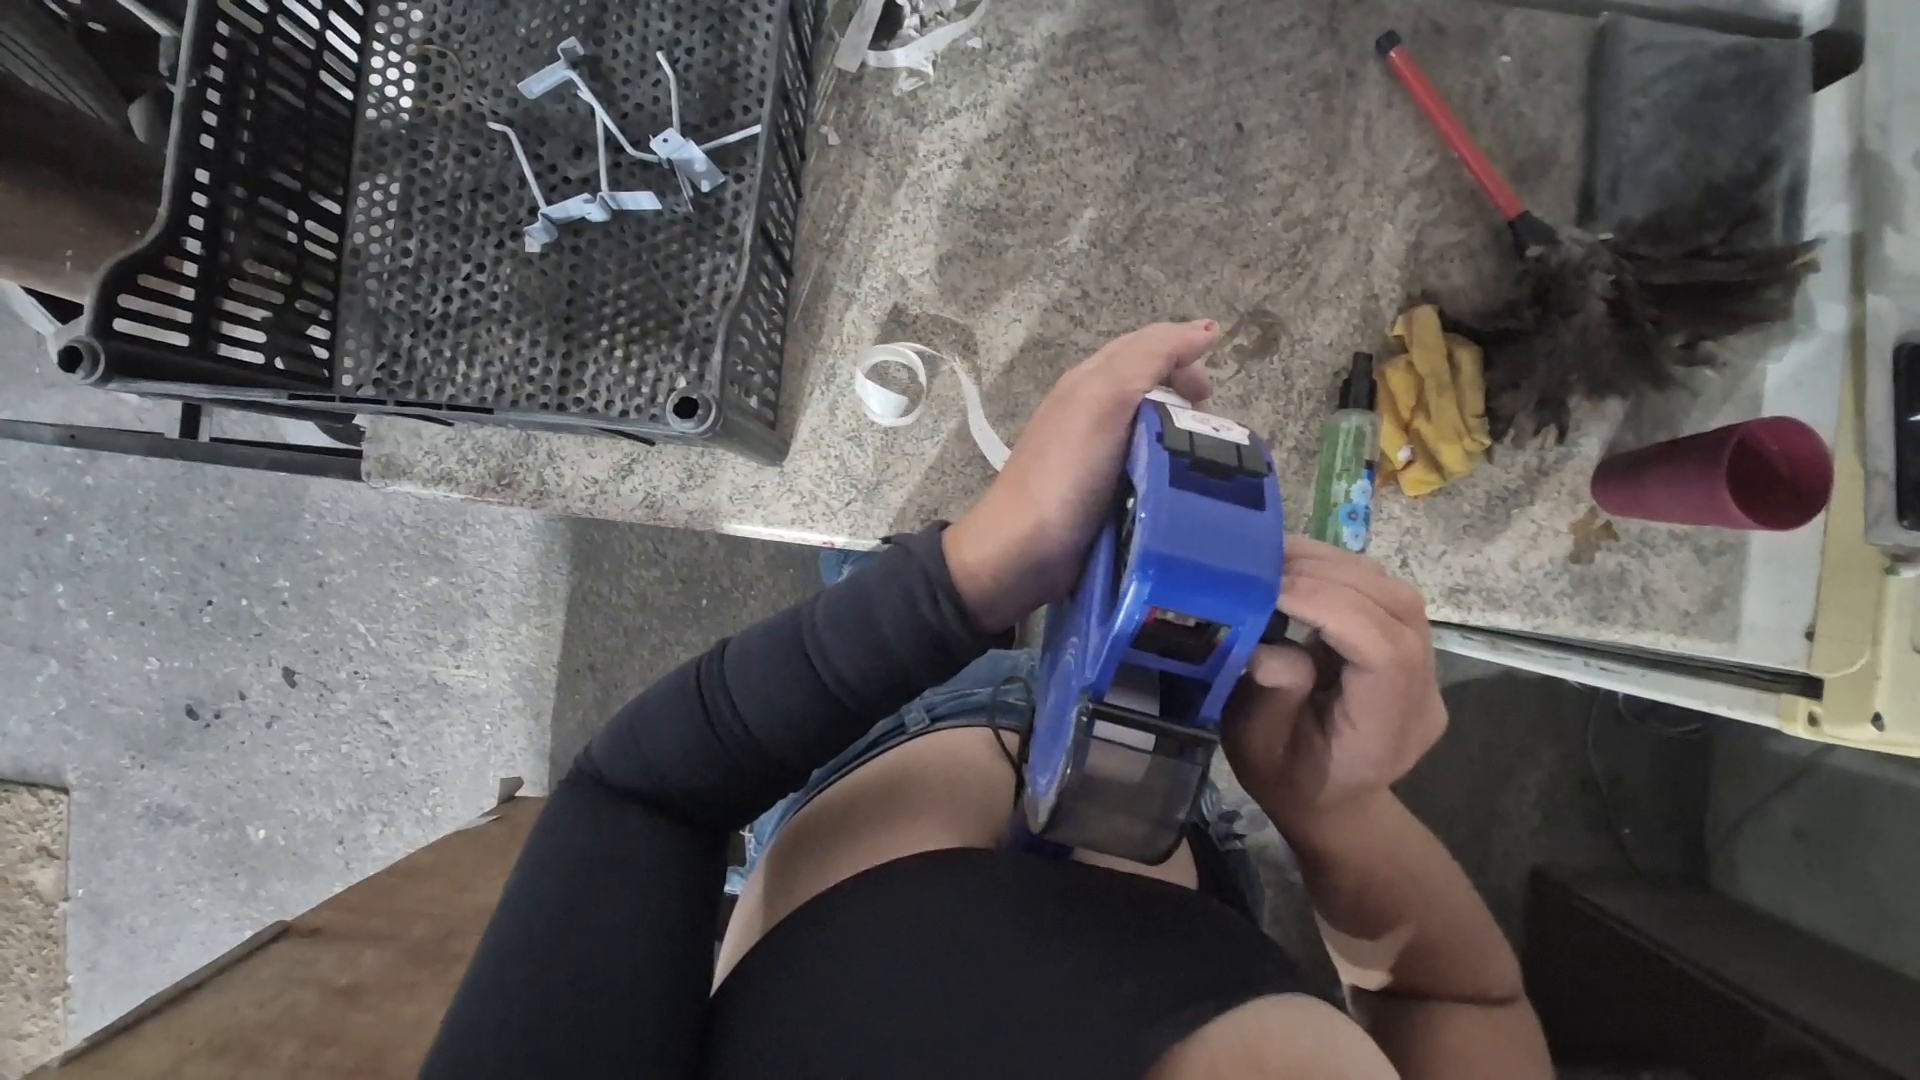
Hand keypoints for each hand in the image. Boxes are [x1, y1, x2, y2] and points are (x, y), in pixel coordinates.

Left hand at [942, 320, 1217, 630]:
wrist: (1021, 552)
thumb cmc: (1064, 474)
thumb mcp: (1104, 400)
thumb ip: (1149, 358)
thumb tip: (1205, 330)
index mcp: (1088, 383)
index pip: (1144, 348)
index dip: (1183, 354)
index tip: (1213, 391)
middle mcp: (1087, 411)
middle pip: (1144, 384)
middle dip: (1183, 390)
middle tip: (1210, 420)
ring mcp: (1089, 455)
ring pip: (1144, 425)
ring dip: (1178, 431)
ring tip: (1202, 453)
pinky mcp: (1096, 494)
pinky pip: (1140, 466)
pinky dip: (1165, 466)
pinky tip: (1177, 483)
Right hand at [1222, 537, 1446, 835]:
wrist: (1328, 798)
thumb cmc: (1285, 778)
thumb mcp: (1257, 751)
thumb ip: (1271, 698)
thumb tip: (1271, 644)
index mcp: (1387, 729)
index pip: (1384, 652)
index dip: (1329, 607)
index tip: (1267, 589)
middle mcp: (1421, 693)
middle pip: (1397, 610)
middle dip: (1327, 576)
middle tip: (1261, 565)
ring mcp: (1424, 667)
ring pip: (1395, 592)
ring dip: (1333, 565)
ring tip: (1273, 560)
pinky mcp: (1407, 647)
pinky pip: (1382, 593)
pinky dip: (1337, 570)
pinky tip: (1295, 569)